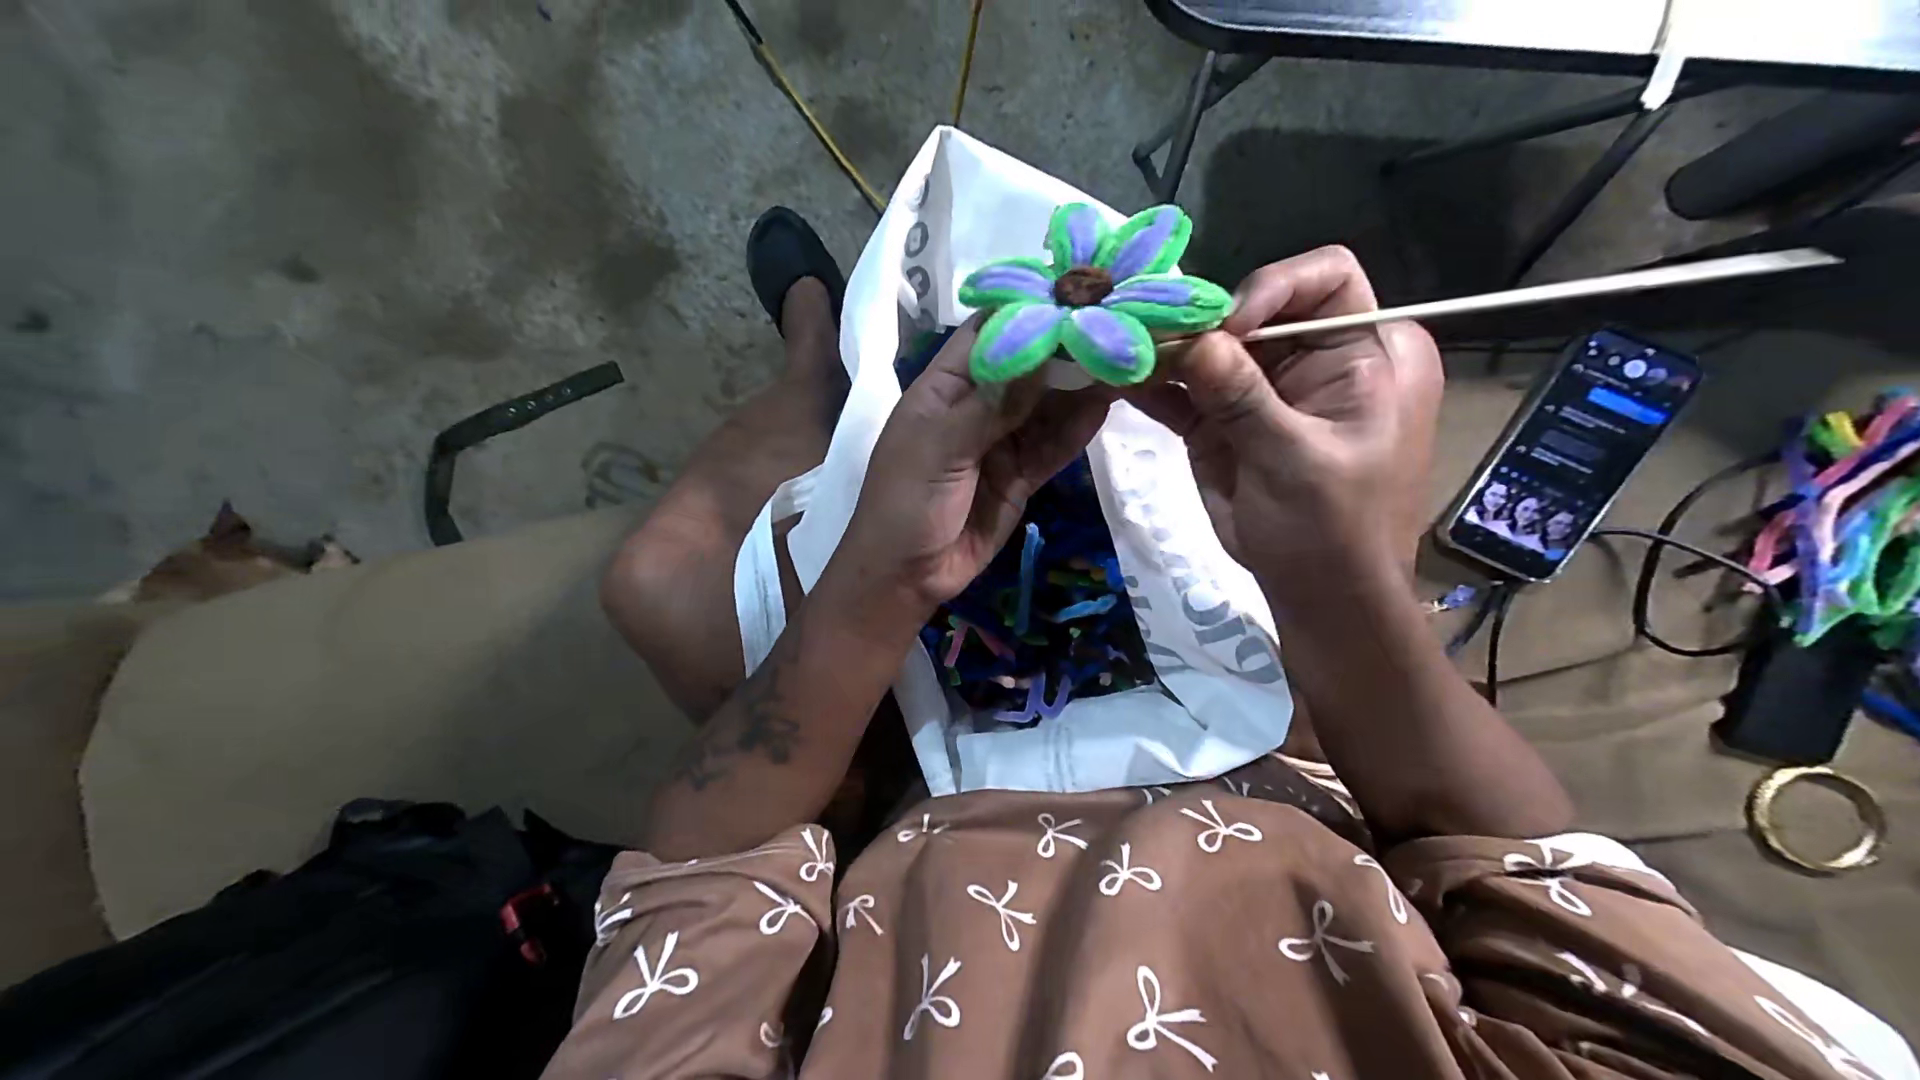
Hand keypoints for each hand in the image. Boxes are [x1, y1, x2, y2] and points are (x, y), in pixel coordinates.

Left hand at [835, 320, 1114, 616]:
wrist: (905, 577)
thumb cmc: (905, 505)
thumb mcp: (940, 449)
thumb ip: (991, 406)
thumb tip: (1041, 354)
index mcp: (944, 388)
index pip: (989, 334)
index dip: (1030, 311)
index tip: (1077, 292)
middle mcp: (976, 407)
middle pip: (1028, 366)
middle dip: (1067, 348)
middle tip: (1118, 325)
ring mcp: (1000, 441)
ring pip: (1047, 406)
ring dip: (1081, 387)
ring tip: (1126, 359)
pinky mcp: (1020, 475)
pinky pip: (1053, 446)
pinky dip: (1078, 429)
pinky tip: (1109, 406)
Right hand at [1123, 246, 1441, 587]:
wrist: (1318, 594)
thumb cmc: (1333, 529)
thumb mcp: (1294, 460)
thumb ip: (1243, 398)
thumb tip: (1193, 340)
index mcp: (1365, 353)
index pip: (1324, 278)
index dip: (1272, 289)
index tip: (1225, 328)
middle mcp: (1313, 358)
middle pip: (1252, 311)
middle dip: (1200, 322)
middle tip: (1148, 336)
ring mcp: (1264, 390)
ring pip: (1211, 350)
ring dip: (1167, 352)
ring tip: (1121, 352)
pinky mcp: (1224, 421)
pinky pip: (1187, 391)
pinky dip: (1156, 387)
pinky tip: (1120, 381)